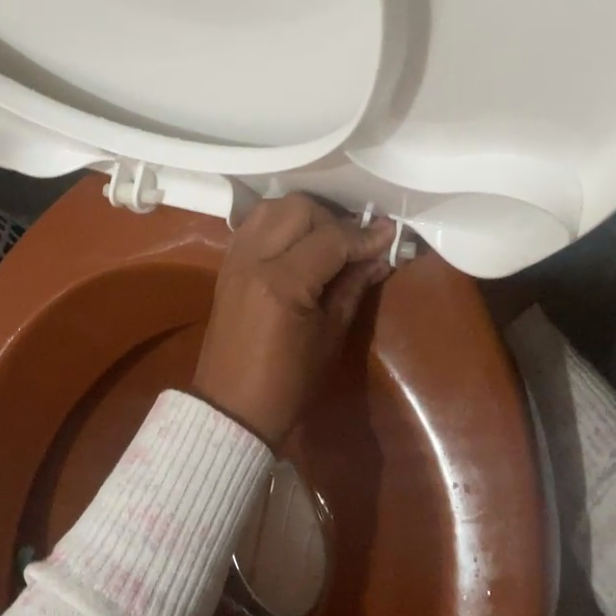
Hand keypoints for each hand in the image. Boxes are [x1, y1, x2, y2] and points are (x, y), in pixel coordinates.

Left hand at [191, 195, 396, 447]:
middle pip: (298, 208)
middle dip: (332, 218)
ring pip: (272, 208)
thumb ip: (352, 287)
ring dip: (304, 216)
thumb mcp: (330, 336)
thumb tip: (378, 256)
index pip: (331, 239)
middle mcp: (254, 260)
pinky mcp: (226, 265)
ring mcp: (235, 260)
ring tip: (326, 240)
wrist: (232, 408)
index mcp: (282, 283)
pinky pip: (253, 224)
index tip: (389, 233)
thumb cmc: (288, 382)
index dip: (364, 235)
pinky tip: (298, 244)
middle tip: (354, 242)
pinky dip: (278, 224)